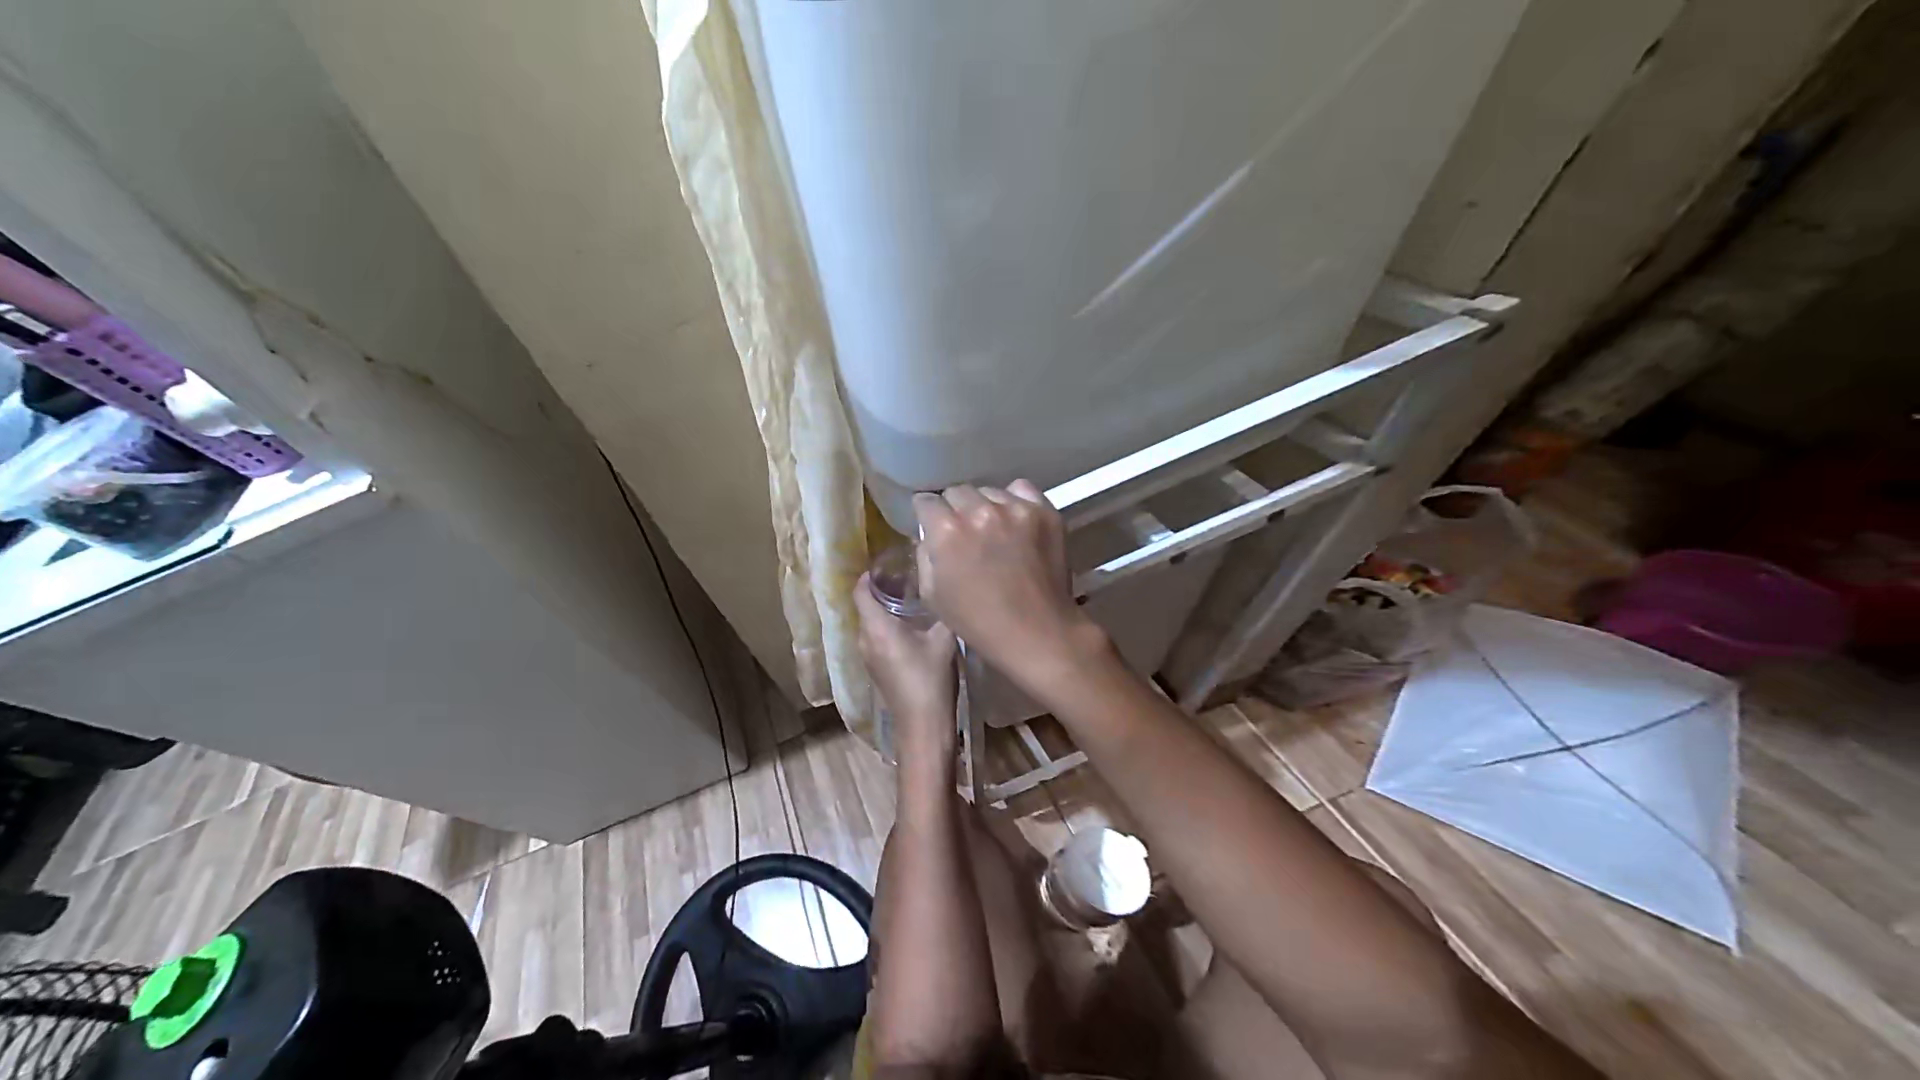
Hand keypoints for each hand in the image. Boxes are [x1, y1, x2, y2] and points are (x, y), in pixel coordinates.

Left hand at [854, 573, 957, 761]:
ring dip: (887, 608)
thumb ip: (944, 610)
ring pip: (872, 622)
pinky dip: (889, 625)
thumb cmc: (931, 678)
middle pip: (866, 605)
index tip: (890, 562)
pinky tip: (913, 625)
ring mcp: (868, 656)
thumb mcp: (945, 639)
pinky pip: (877, 637)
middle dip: (884, 588)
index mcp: (876, 626)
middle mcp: (865, 639)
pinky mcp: (877, 669)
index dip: (871, 574)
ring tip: (914, 597)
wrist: (923, 725)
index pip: (860, 590)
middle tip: (909, 575)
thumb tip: (948, 586)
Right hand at [912, 481, 1096, 683]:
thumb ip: (925, 555)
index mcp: (947, 531)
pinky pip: (1021, 490)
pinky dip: (1014, 502)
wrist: (1037, 631)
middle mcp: (979, 511)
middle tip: (964, 532)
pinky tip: (1015, 522)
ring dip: (985, 507)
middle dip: (955, 509)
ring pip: (989, 491)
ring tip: (993, 530)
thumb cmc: (978, 621)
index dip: (927, 515)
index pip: (926, 501)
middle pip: (957, 492)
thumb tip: (928, 534)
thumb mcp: (932, 594)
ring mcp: (1014, 508)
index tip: (932, 524)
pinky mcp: (1043, 511)